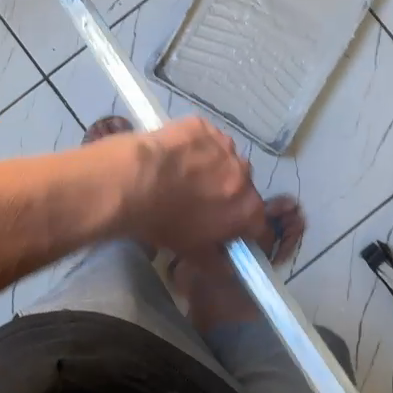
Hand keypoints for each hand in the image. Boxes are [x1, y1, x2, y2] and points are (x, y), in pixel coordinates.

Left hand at [108, 116, 266, 256]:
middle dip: (226, 193)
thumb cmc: (164, 220)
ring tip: (183, 172)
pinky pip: (203, 137)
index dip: (244, 228)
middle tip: (199, 199)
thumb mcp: (190, 251)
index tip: (229, 230)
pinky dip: (193, 144)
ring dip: (211, 165)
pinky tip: (174, 152)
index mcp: (248, 208)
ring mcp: (223, 144)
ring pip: (223, 158)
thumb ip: (215, 262)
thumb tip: (225, 267)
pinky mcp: (202, 125)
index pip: (258, 223)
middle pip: (241, 186)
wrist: (135, 179)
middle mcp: (244, 173)